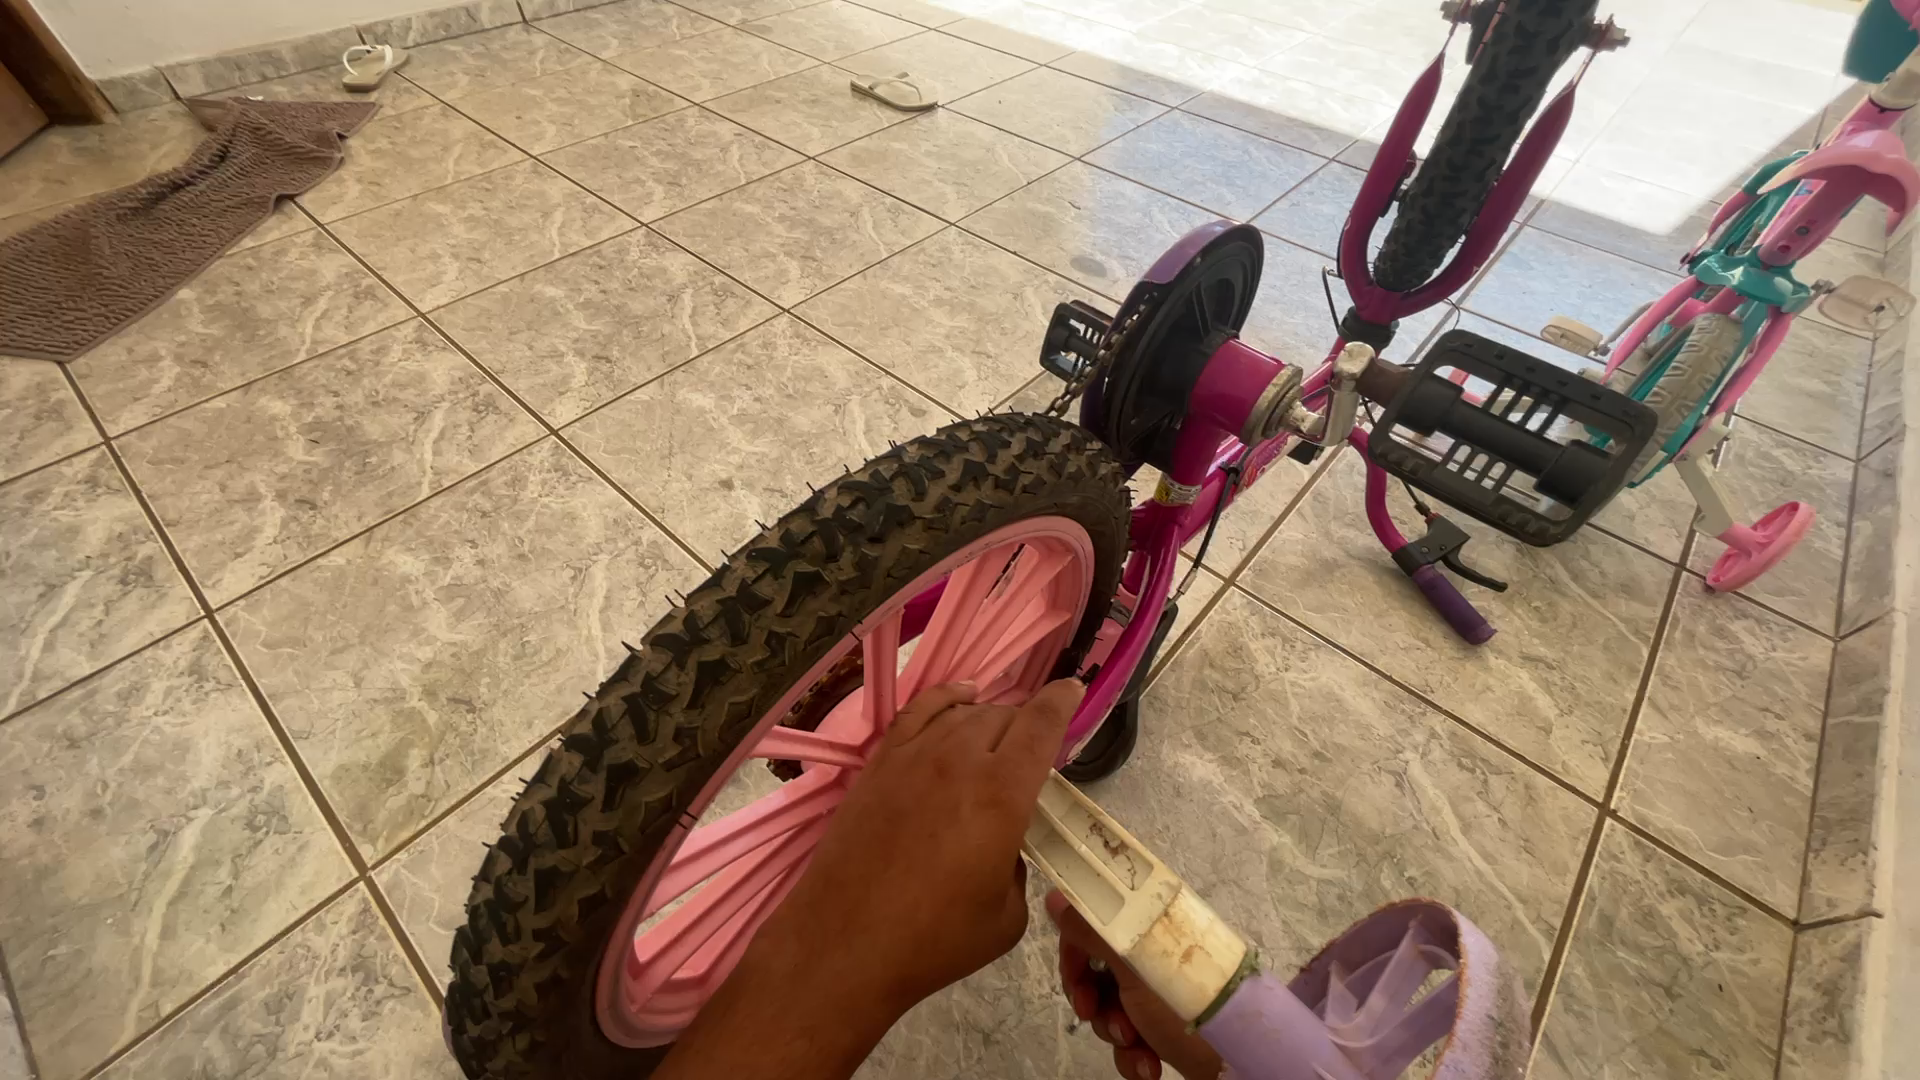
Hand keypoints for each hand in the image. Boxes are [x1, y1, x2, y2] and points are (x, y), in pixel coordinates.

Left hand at [750, 678, 1085, 1014]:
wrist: (846, 940)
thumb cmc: (933, 939)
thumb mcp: (1007, 917)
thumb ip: (1018, 867)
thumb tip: (1004, 847)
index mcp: (1003, 794)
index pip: (1040, 726)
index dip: (1061, 701)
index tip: (1072, 689)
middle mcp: (962, 759)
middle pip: (1004, 716)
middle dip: (1026, 725)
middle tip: (1031, 753)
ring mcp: (917, 754)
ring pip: (965, 713)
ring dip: (990, 719)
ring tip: (997, 738)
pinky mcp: (883, 760)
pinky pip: (920, 710)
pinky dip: (946, 695)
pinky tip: (961, 694)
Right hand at [1049, 890, 1223, 1079]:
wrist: (1236, 1064)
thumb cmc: (1181, 1003)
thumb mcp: (1131, 964)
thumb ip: (1091, 930)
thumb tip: (1055, 895)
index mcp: (1144, 927)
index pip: (1091, 925)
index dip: (1074, 952)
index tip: (1075, 981)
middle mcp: (1148, 954)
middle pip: (1095, 969)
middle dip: (1093, 1001)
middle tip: (1097, 1017)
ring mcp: (1156, 992)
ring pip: (1109, 1007)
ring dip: (1113, 1032)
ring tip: (1135, 1047)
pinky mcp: (1164, 1026)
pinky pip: (1130, 1037)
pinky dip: (1133, 1054)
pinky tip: (1147, 1067)